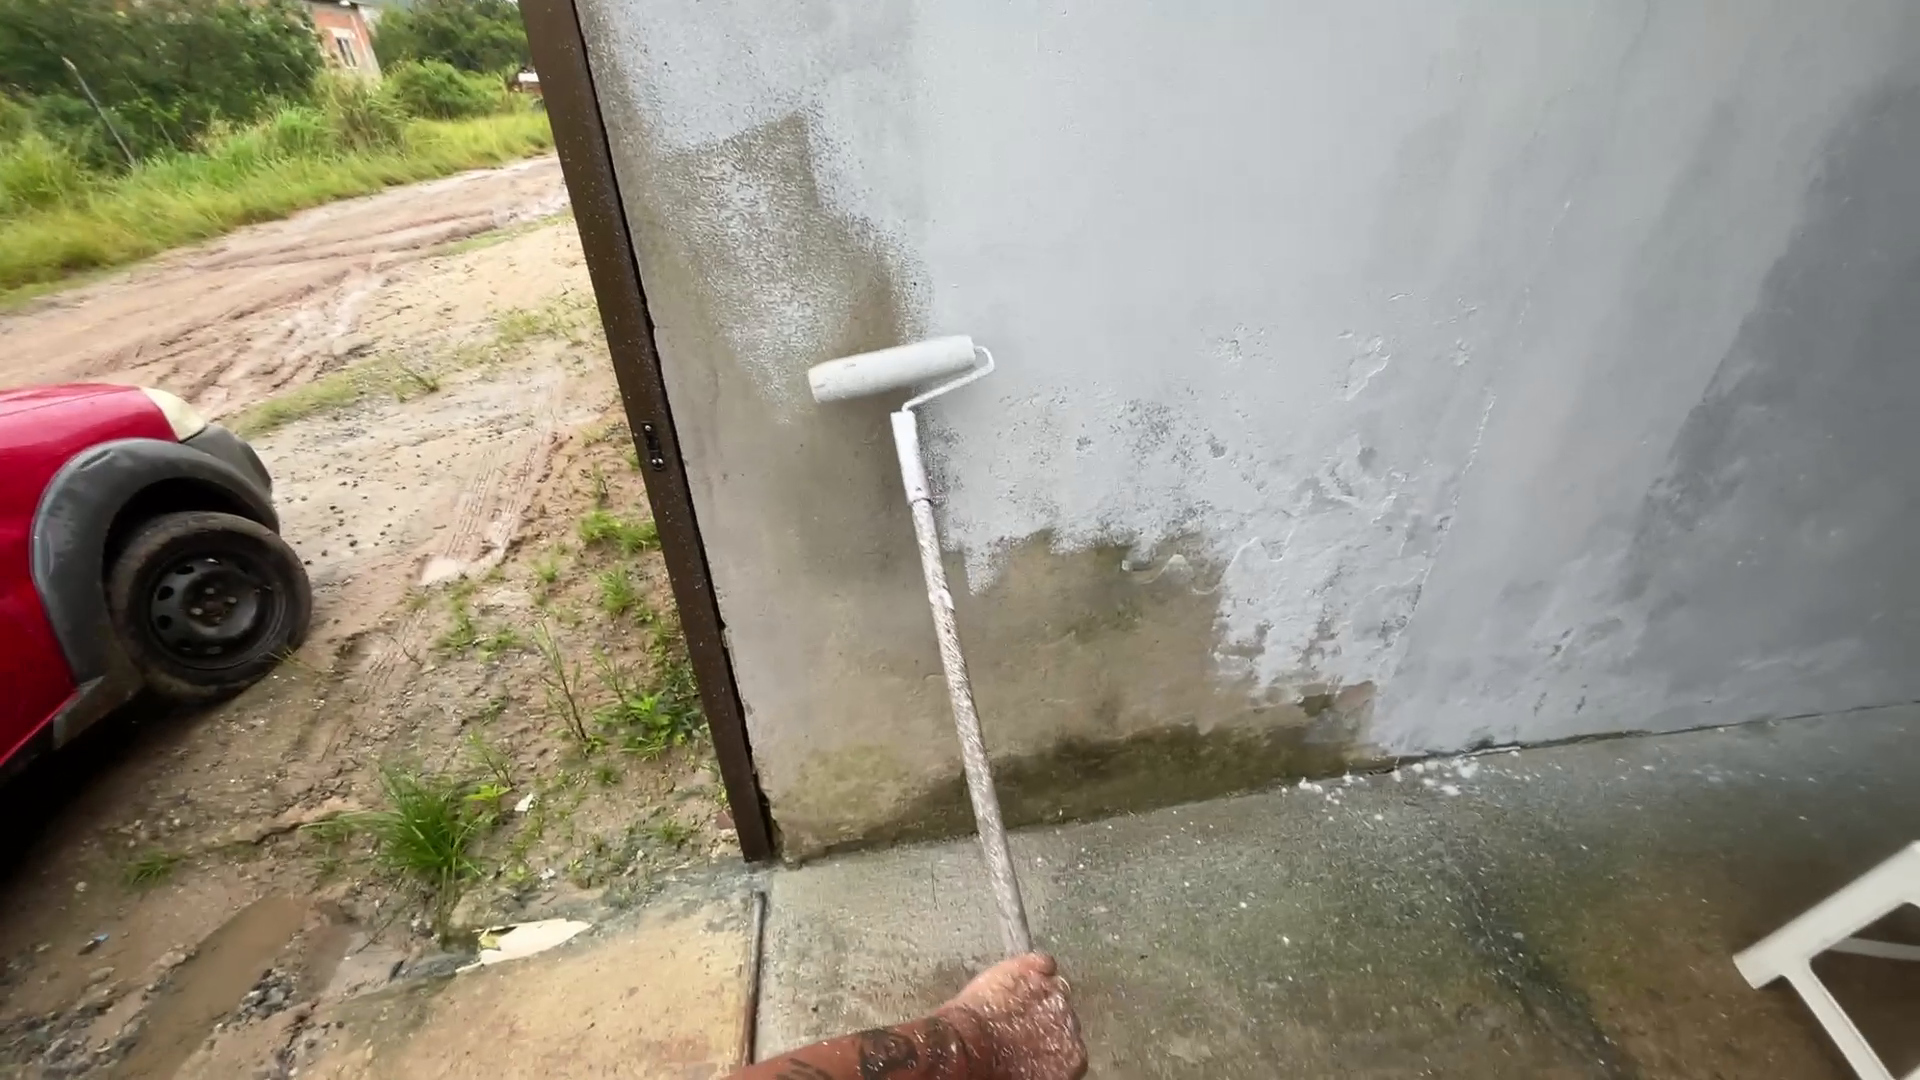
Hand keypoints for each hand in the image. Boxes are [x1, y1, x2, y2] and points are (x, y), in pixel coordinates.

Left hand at [937, 953, 1085, 1079]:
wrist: (969, 1047)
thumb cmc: (993, 1070)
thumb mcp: (1033, 1077)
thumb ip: (1051, 1063)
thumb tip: (1045, 1055)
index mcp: (1072, 1056)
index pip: (1073, 1043)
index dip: (1052, 1039)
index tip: (1039, 1039)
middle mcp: (1069, 1021)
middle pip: (1064, 1012)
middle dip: (1047, 1014)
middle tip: (1024, 1019)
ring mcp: (1052, 990)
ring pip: (1057, 985)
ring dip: (1042, 990)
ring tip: (1018, 998)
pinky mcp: (1033, 967)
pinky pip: (1044, 961)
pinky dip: (1036, 965)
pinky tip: (1023, 973)